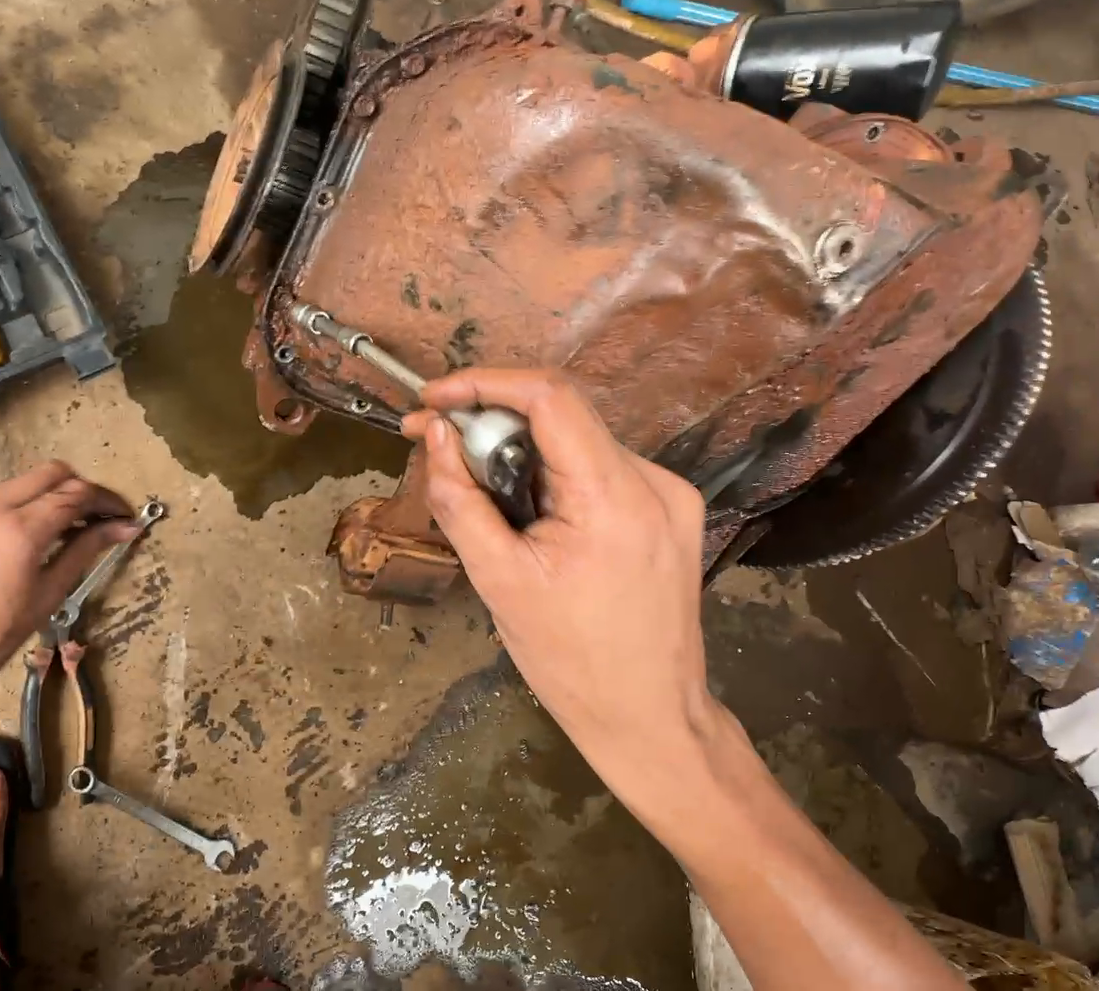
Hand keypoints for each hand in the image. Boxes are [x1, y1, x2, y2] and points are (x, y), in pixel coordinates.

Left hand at [0, 462, 137, 700]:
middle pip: (51, 472)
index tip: (123, 516)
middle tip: (96, 517)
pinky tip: (17, 541)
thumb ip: (85, 551)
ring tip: (59, 531)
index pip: (76, 494)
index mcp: (20, 530)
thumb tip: (124, 528)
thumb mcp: (47, 596)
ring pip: (19, 483)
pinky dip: (13, 509)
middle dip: (80, 489)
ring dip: (46, 496)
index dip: (107, 501)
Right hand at [401, 370, 724, 786]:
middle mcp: (653, 480)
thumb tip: (432, 433)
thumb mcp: (496, 578)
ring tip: (470, 480)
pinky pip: (593, 466)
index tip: (432, 399)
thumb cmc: (568, 658)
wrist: (649, 715)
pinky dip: (546, 470)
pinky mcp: (666, 510)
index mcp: (614, 496)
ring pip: (575, 438)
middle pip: (561, 414)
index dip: (483, 383)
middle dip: (489, 417)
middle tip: (432, 438)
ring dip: (516, 447)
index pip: (550, 398)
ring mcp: (667, 494)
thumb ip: (459, 498)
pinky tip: (520, 506)